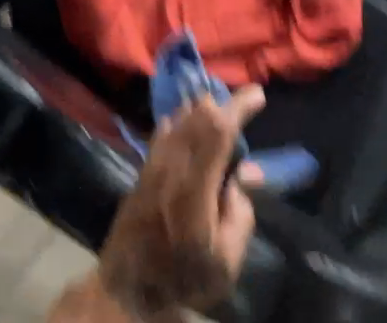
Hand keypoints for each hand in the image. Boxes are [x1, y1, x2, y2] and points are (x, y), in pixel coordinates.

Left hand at [97, 86, 266, 316]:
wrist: (127, 291)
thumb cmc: (184, 278)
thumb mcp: (227, 259)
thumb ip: (241, 212)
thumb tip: (243, 174)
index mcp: (195, 188)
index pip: (218, 131)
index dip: (238, 106)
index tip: (258, 95)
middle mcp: (172, 167)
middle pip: (196, 115)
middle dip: (222, 103)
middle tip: (242, 108)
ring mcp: (153, 166)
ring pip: (178, 118)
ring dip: (201, 109)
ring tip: (220, 116)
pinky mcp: (142, 172)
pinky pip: (163, 132)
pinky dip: (181, 121)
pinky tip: (189, 126)